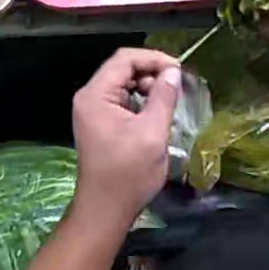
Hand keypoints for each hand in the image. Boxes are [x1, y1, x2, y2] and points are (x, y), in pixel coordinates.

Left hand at [70, 49, 180, 232]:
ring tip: (168, 99)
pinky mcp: (100, 122)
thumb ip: (163, 97)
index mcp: (95, 95)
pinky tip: (156, 111)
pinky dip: (140, 100)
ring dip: (147, 86)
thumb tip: (173, 72)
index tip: (179, 70)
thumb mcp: (152, 133)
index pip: (124, 59)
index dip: (154, 59)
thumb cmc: (128, 173)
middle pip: (122, 68)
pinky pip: (121, 99)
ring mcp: (92, 110)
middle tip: (177, 85)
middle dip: (151, 72)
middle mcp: (89, 97)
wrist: (105, 210)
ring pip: (123, 83)